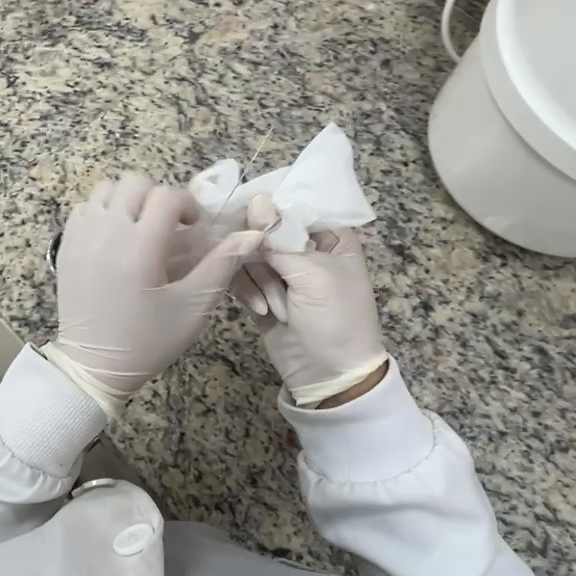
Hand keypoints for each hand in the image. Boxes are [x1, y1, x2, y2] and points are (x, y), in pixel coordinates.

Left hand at [50, 174, 263, 413]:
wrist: (93, 365)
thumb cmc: (148, 340)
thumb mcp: (192, 307)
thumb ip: (220, 265)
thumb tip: (250, 234)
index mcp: (139, 246)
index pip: (166, 195)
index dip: (188, 205)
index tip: (195, 229)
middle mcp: (106, 231)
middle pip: (135, 182)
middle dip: (158, 198)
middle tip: (169, 227)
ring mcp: (81, 236)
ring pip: (106, 189)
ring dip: (129, 200)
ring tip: (140, 228)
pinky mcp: (65, 245)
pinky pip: (85, 207)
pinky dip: (103, 211)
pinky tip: (115, 238)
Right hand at [235, 199, 389, 406]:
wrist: (329, 377)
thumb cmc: (336, 320)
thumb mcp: (313, 275)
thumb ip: (279, 238)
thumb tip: (256, 198)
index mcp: (332, 239)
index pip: (297, 206)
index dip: (272, 205)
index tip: (247, 205)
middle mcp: (305, 250)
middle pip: (266, 228)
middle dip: (259, 249)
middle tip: (259, 263)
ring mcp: (281, 273)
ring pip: (248, 253)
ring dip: (258, 279)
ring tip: (276, 305)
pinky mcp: (260, 292)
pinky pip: (239, 276)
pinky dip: (247, 292)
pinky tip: (261, 310)